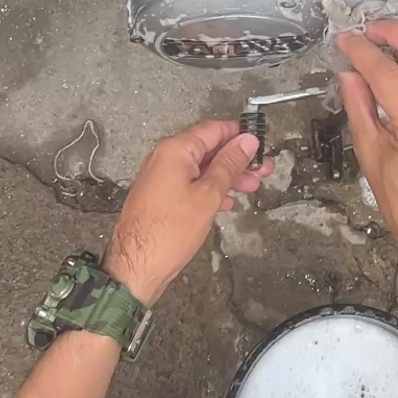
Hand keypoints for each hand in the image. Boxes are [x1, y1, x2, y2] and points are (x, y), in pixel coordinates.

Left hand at [102, 120, 270, 304]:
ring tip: (251, 186)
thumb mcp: (209, 194)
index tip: (260, 143)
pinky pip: (190, 183)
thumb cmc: (168, 232)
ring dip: (227, 176)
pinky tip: (226, 202)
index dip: (240, 135)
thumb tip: (246, 141)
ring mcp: (160, 177)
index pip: (214, 129)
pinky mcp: (159, 196)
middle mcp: (165, 158)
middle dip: (237, 159)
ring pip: (201, 168)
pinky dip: (209, 189)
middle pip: (208, 149)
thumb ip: (229, 164)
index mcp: (175, 150)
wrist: (135, 269)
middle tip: (262, 168)